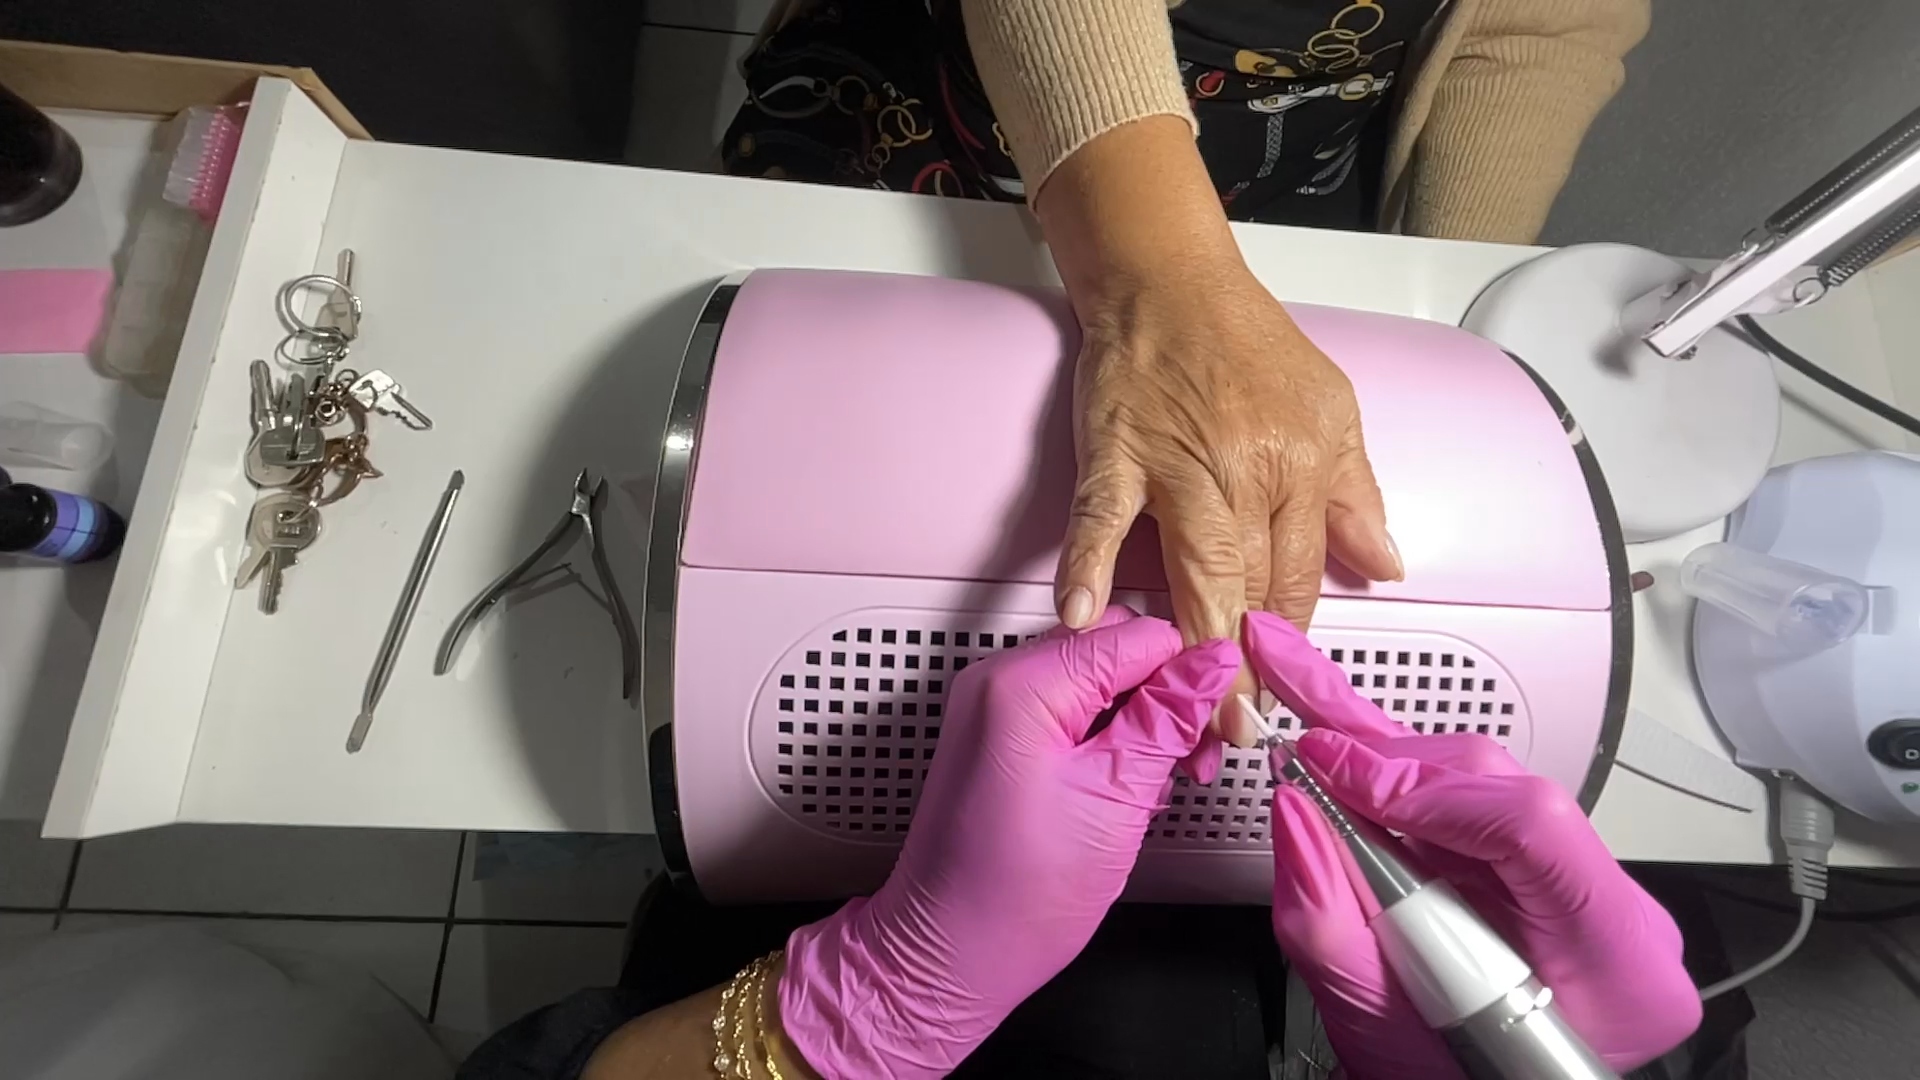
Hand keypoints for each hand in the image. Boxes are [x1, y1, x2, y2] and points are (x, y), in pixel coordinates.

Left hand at [778, 612, 1238, 1078]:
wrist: (949, 950)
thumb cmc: (1014, 895)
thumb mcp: (1115, 799)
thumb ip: (1169, 720)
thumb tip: (1212, 664)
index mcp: (1022, 685)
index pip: (1132, 635)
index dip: (1187, 668)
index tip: (1219, 710)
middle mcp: (998, 678)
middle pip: (1111, 646)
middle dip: (1165, 689)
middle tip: (1197, 748)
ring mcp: (993, 703)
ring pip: (1093, 673)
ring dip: (1141, 712)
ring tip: (1170, 768)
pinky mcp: (996, 729)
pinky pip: (1067, 702)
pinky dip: (1107, 728)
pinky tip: (1131, 772)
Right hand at [1034, 118, 1399, 752]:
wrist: (1171, 285)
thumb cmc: (1248, 347)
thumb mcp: (1331, 409)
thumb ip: (1356, 494)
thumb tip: (1386, 566)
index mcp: (1303, 467)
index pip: (1298, 575)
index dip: (1286, 638)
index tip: (1276, 689)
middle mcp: (1248, 475)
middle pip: (1253, 588)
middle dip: (1248, 668)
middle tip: (1239, 736)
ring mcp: (1177, 465)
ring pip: (1195, 569)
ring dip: (1194, 643)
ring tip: (1192, 711)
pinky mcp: (1116, 452)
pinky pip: (1101, 516)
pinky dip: (1089, 562)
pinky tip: (1080, 615)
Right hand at [1244, 611, 1701, 1078]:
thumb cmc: (1450, 1079)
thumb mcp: (1378, 1030)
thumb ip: (1327, 925)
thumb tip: (1293, 810)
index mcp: (1609, 957)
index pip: (1529, 824)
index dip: (1422, 788)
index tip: (1333, 778)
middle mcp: (1594, 897)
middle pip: (1490, 780)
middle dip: (1384, 763)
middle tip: (1304, 758)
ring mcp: (1551, 867)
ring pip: (1460, 767)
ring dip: (1371, 750)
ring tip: (1304, 723)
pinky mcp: (1501, 849)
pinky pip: (1438, 782)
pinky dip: (1372, 757)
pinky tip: (1326, 720)